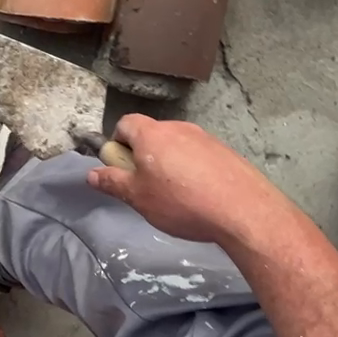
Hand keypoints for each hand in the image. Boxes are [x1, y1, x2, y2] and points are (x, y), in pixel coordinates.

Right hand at [85, 115, 300, 247]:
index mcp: (151, 134)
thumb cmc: (181, 203)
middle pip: (152, 133)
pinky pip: (201, 156)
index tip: (123, 166)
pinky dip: (195, 169)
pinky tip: (202, 195)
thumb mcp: (137, 198)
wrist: (247, 213)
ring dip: (170, 162)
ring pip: (177, 145)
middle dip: (144, 154)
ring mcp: (207, 139)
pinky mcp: (228, 153)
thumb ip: (111, 182)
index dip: (118, 142)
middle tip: (147, 184)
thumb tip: (91, 174)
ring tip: (178, 194)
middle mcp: (179, 129)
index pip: (125, 123)